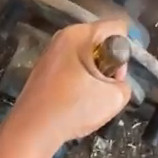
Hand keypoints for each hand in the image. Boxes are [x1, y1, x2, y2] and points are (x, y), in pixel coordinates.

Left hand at [7, 20, 131, 145]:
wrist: (32, 129)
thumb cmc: (73, 109)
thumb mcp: (114, 98)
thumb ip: (124, 83)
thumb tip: (114, 79)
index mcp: (79, 34)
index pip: (118, 27)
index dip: (125, 51)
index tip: (116, 75)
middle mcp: (63, 36)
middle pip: (101, 40)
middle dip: (108, 63)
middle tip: (104, 88)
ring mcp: (51, 51)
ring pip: (86, 55)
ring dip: (94, 74)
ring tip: (88, 98)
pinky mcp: (44, 66)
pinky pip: (72, 65)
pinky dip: (78, 80)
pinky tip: (73, 100)